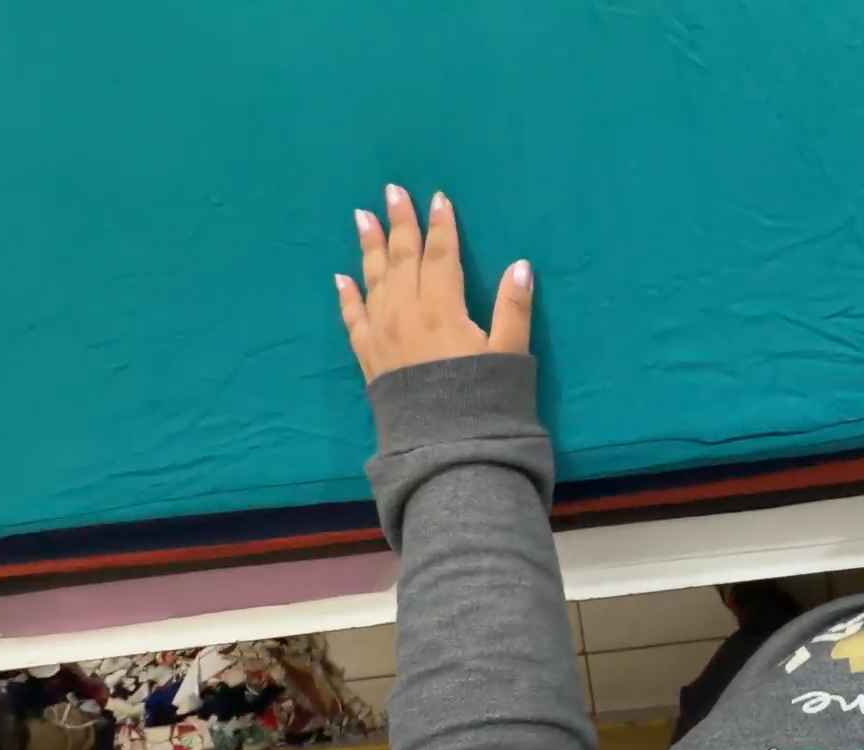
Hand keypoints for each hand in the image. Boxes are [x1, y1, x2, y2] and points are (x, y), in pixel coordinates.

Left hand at [335, 184, 533, 381]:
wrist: (446, 443)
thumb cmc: (483, 398)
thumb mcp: (510, 353)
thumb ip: (514, 307)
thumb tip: (521, 264)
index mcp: (443, 308)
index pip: (442, 257)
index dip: (442, 227)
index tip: (438, 198)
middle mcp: (406, 312)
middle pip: (403, 259)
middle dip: (400, 224)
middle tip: (392, 191)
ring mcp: (383, 333)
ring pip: (374, 280)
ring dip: (369, 247)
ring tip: (363, 217)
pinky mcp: (370, 356)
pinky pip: (354, 318)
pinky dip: (348, 295)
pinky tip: (342, 278)